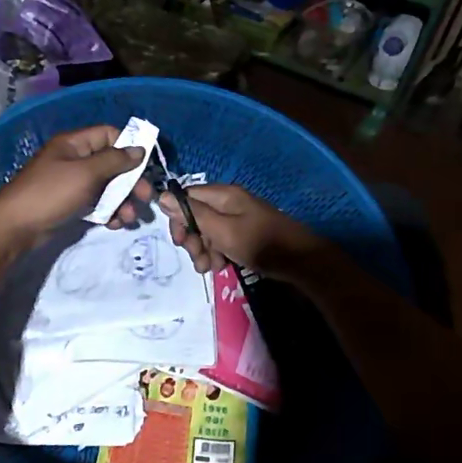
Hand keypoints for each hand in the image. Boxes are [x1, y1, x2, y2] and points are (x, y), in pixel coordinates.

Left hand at [0, 125, 146, 240]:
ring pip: (108, 186)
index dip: (129, 146)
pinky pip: (98, 203)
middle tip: (145, 197)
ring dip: (123, 200)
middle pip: (113, 163)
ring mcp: (73, 183)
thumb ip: (115, 160)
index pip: (109, 135)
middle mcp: (75, 160)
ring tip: (129, 217)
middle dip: (131, 181)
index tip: (145, 165)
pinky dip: (110, 211)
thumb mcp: (86, 173)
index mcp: (75, 144)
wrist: (15, 227)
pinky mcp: (72, 204)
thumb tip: (139, 148)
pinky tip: (115, 224)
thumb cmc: (51, 193)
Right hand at [156, 184, 319, 274]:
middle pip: (195, 216)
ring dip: (203, 250)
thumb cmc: (259, 242)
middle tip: (198, 257)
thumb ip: (193, 214)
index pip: (187, 197)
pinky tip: (220, 267)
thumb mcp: (222, 229)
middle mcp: (228, 203)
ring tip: (210, 267)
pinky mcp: (243, 234)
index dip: (178, 218)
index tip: (180, 240)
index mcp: (223, 195)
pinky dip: (216, 253)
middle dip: (192, 239)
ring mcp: (237, 219)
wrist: (299, 260)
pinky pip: (221, 240)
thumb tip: (162, 195)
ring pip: (207, 231)